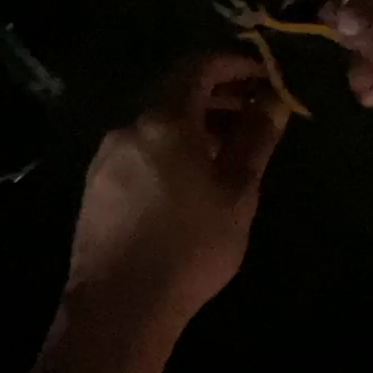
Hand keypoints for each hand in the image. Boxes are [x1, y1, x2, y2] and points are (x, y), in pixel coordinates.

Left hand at [64, 53, 285, 325]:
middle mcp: (131, 124)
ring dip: (196, 118)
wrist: (118, 309)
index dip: (236, 63)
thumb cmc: (189, 247)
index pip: (201, 65)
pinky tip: (193, 173)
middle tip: (256, 108)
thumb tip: (274, 101)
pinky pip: (142, 142)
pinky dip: (172, 140)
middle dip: (219, 90)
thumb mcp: (237, 192)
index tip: (266, 76)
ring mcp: (108, 152)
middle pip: (177, 87)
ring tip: (231, 143)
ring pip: (158, 117)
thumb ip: (256, 139)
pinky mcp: (98, 181)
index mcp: (164, 118)